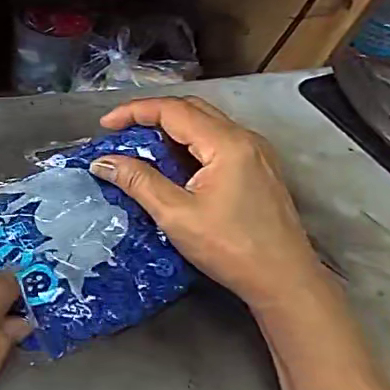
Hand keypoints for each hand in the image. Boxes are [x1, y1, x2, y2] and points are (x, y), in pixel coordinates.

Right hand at [90, 96, 327, 316]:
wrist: (284, 280)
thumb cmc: (232, 249)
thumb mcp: (177, 215)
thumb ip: (139, 182)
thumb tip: (104, 162)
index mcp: (226, 143)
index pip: (173, 110)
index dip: (134, 111)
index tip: (106, 125)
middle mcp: (245, 138)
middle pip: (191, 109)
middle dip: (152, 115)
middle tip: (121, 133)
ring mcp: (256, 153)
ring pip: (206, 125)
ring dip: (171, 130)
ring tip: (141, 148)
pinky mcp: (260, 169)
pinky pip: (219, 142)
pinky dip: (191, 145)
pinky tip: (175, 166)